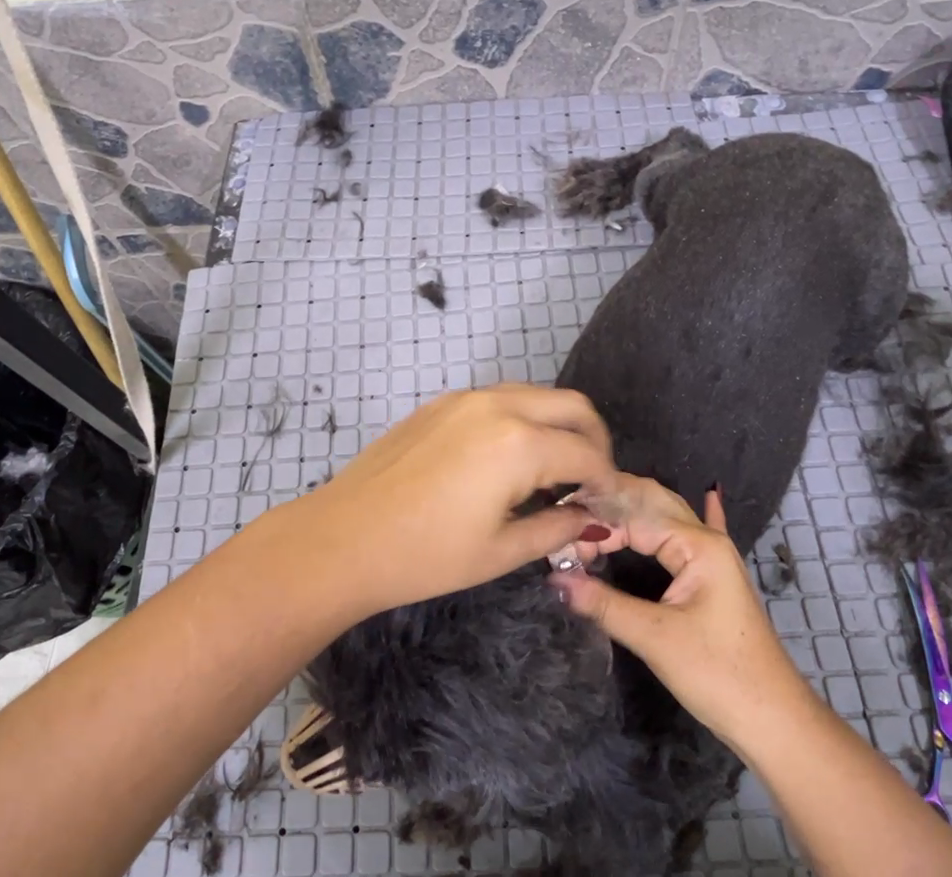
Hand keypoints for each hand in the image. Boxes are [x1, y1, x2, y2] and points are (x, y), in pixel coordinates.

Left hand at [279, 385, 618, 612]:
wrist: (342, 539)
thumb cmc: (424, 556)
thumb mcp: (500, 551)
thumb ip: (556, 529)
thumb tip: (589, 519)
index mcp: (519, 444)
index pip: (586, 453)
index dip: (606, 480)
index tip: (609, 504)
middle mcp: (497, 406)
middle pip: (571, 406)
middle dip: (593, 440)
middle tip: (591, 481)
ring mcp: (463, 399)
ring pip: (534, 395)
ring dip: (557, 425)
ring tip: (553, 472)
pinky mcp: (438, 404)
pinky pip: (499, 399)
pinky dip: (522, 419)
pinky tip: (510, 460)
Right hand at [552, 485, 804, 737]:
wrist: (774, 720)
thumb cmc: (718, 674)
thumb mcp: (654, 637)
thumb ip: (602, 603)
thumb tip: (553, 577)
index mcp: (698, 545)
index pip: (633, 517)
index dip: (592, 526)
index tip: (556, 544)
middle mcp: (707, 542)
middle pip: (652, 504)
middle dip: (608, 505)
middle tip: (563, 512)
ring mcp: (713, 561)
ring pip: (665, 521)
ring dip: (629, 514)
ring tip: (586, 510)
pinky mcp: (713, 582)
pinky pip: (689, 541)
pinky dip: (680, 524)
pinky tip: (706, 493)